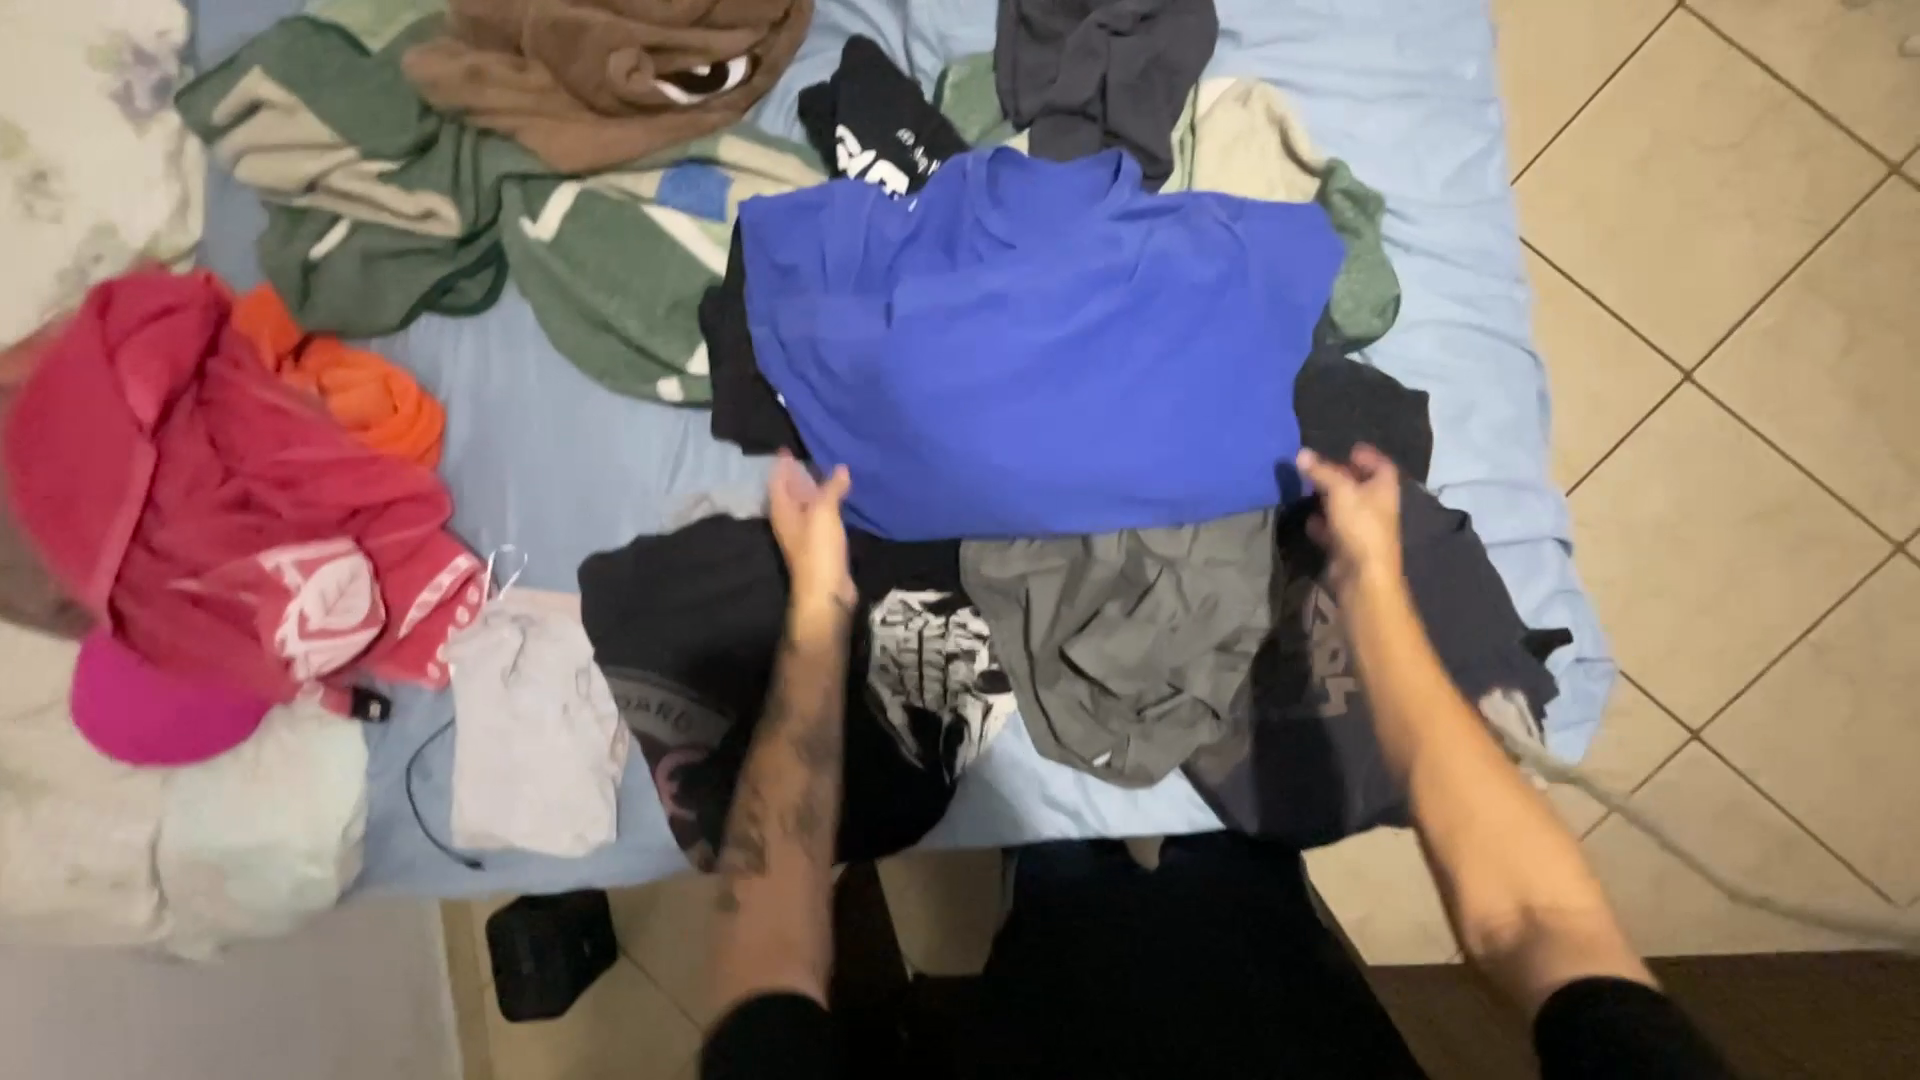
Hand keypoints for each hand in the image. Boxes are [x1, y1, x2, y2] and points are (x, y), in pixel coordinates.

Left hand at [768, 451, 855, 615]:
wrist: (826, 589)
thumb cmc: (818, 548)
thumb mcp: (823, 512)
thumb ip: (831, 488)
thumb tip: (841, 468)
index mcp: (782, 510)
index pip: (778, 480)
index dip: (782, 464)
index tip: (787, 448)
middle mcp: (789, 520)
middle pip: (790, 492)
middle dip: (796, 475)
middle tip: (808, 456)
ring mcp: (804, 533)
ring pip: (806, 505)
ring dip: (813, 490)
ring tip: (825, 472)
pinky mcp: (819, 544)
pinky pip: (820, 517)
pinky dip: (826, 505)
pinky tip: (839, 499)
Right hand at [1296, 444, 1403, 596]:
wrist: (1362, 573)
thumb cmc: (1360, 526)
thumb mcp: (1340, 491)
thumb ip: (1321, 472)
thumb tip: (1302, 453)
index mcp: (1384, 489)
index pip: (1381, 465)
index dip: (1368, 456)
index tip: (1350, 449)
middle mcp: (1377, 506)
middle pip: (1362, 485)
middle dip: (1342, 476)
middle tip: (1321, 468)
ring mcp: (1363, 527)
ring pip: (1345, 507)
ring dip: (1329, 499)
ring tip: (1309, 490)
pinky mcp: (1348, 545)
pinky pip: (1333, 529)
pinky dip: (1322, 523)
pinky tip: (1309, 521)